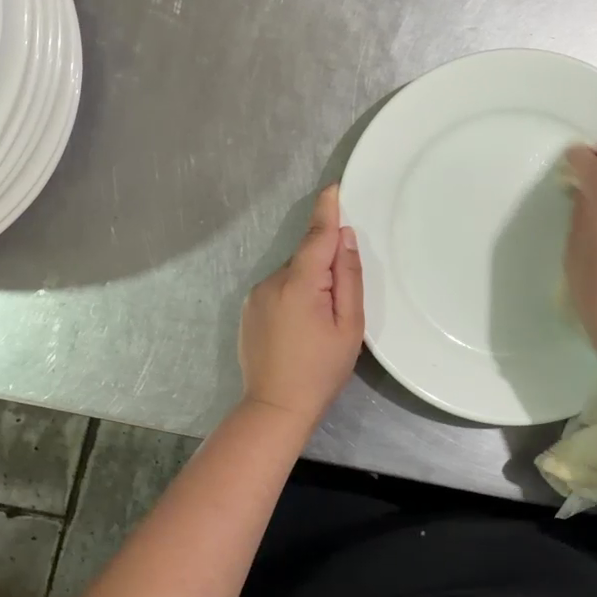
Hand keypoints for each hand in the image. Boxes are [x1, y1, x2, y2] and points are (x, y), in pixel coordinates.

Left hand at [239, 185, 364, 423]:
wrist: (275, 408)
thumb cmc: (320, 370)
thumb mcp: (349, 327)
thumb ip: (349, 279)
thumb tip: (345, 239)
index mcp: (299, 284)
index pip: (316, 236)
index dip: (327, 211)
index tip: (334, 187)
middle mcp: (271, 282)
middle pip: (306, 259)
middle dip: (326, 269)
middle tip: (339, 309)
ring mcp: (255, 296)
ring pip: (293, 276)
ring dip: (309, 287)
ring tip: (318, 327)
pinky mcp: (248, 310)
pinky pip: (278, 291)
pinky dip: (294, 299)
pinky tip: (299, 331)